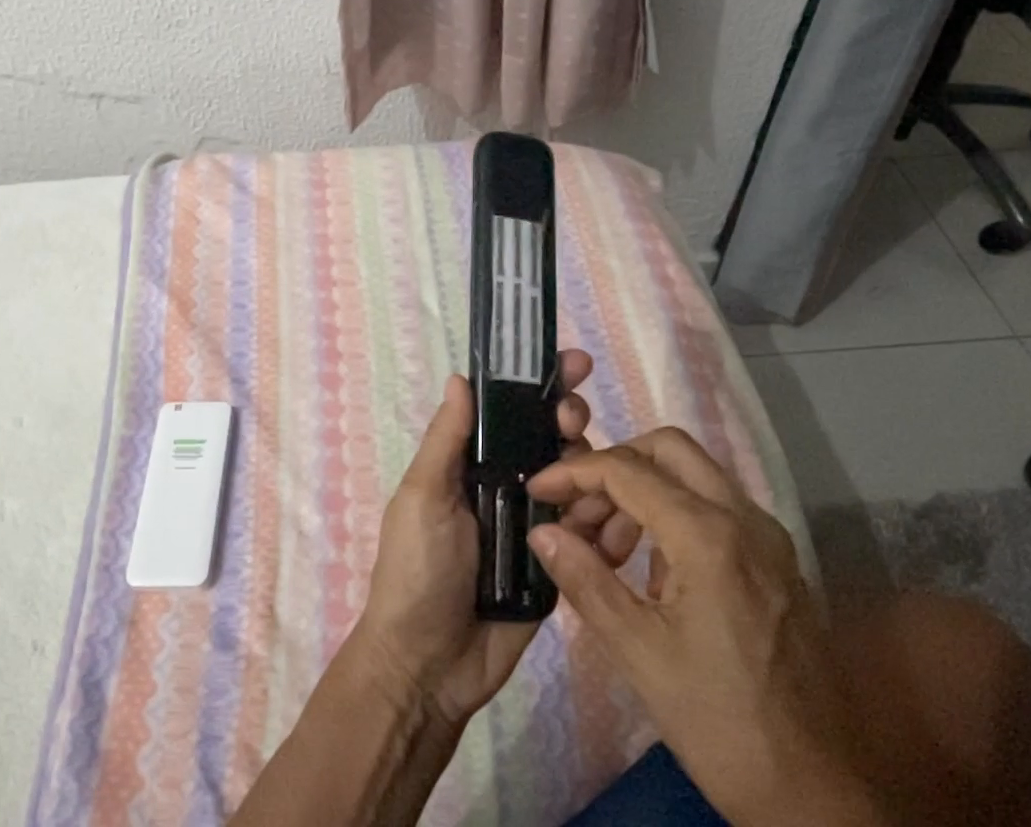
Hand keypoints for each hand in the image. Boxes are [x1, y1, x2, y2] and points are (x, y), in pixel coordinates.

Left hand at [347, 350, 638, 727]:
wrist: (430, 666)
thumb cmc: (417, 573)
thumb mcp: (423, 498)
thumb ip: (447, 440)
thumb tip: (461, 376)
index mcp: (469, 467)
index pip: (508, 413)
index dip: (540, 384)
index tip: (573, 363)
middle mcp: (504, 488)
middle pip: (550, 439)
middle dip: (569, 419)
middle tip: (572, 424)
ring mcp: (534, 526)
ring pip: (578, 478)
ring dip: (593, 465)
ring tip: (592, 477)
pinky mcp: (557, 563)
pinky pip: (589, 528)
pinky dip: (605, 514)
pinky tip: (613, 513)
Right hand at [524, 429, 888, 826]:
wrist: (811, 786)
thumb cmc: (716, 720)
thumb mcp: (636, 651)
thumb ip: (585, 579)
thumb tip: (543, 532)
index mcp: (709, 537)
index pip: (628, 471)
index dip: (574, 473)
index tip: (537, 492)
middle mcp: (747, 519)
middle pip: (669, 449)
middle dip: (614, 468)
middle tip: (578, 515)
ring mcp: (770, 538)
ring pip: (696, 476)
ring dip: (643, 492)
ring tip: (605, 551)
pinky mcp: (778, 561)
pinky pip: (717, 509)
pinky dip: (674, 515)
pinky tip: (650, 571)